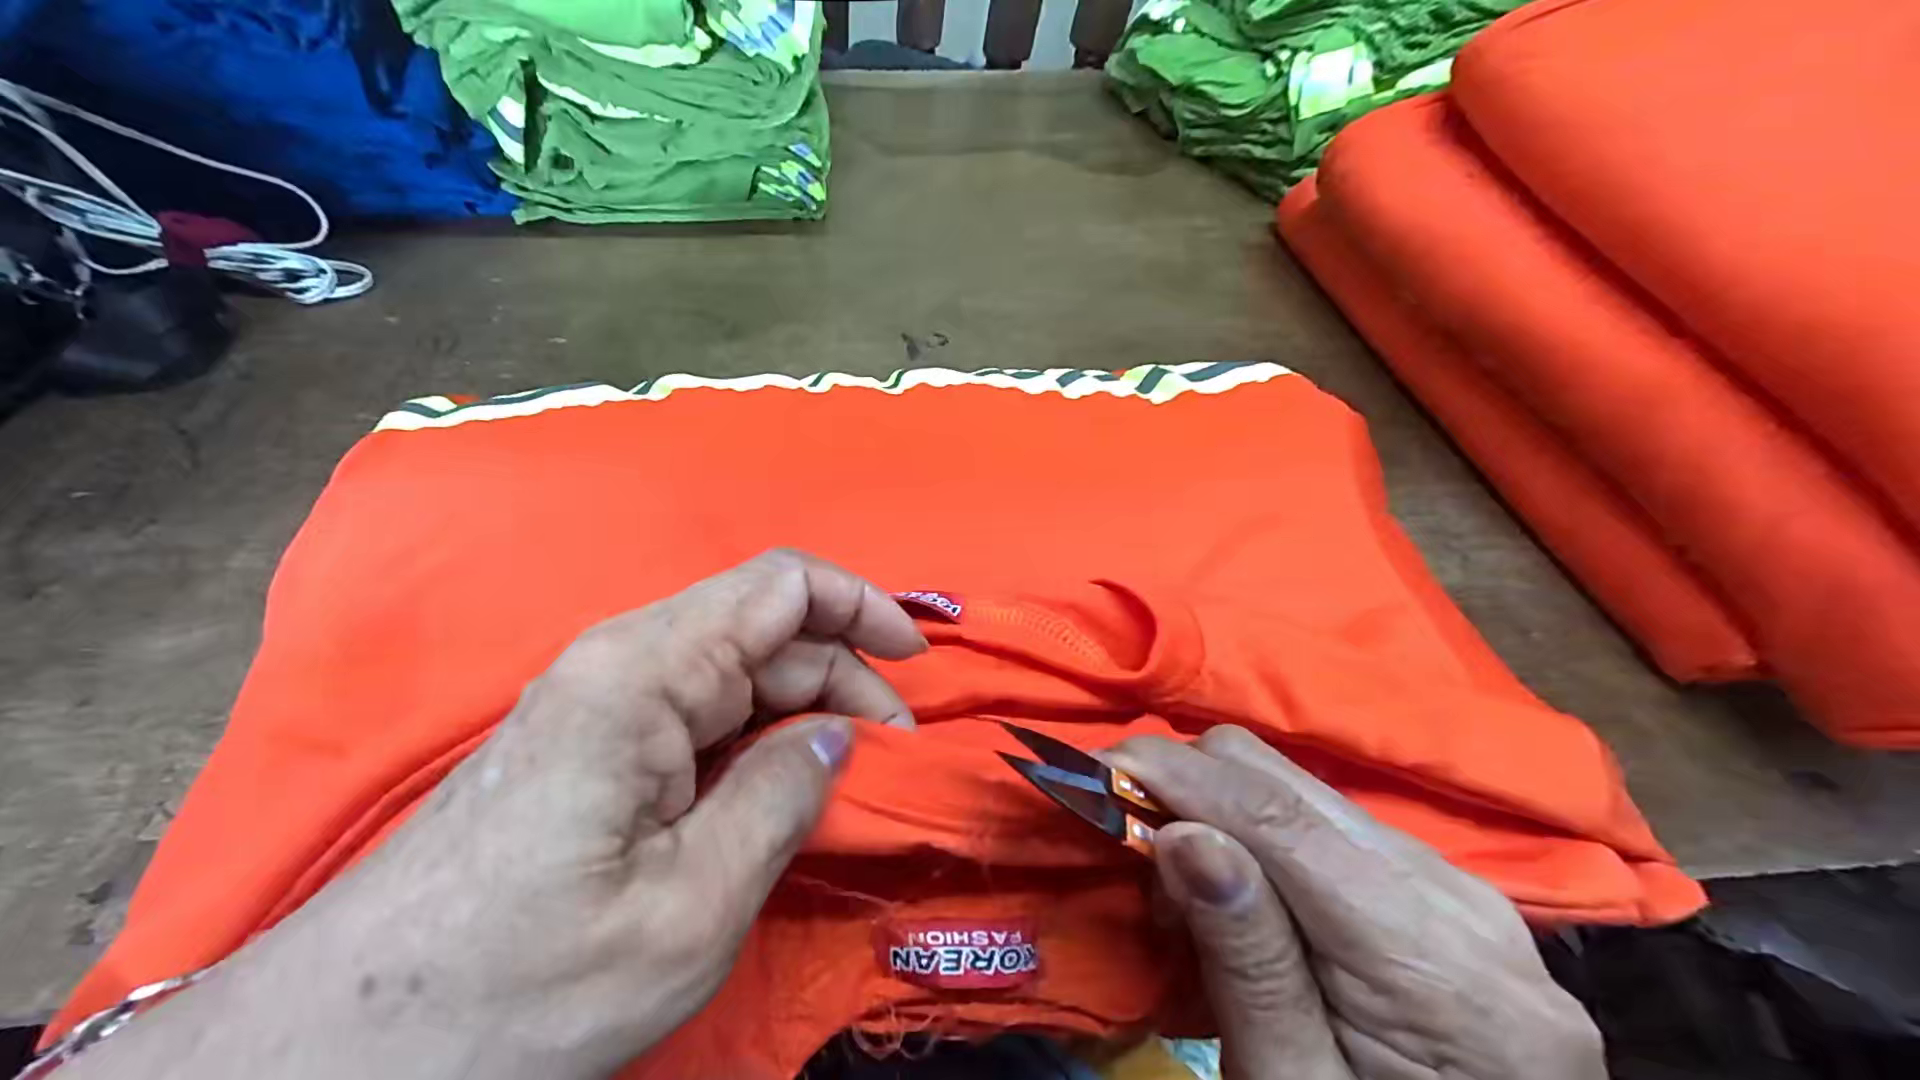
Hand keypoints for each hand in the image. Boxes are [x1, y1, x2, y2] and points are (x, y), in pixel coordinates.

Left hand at [64, 550, 926, 1079]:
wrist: (341, 1050)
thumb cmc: (521, 984)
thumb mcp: (687, 907)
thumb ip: (781, 801)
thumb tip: (840, 737)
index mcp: (645, 673)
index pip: (781, 587)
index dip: (861, 603)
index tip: (916, 653)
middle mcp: (626, 663)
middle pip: (768, 628)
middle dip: (845, 670)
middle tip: (894, 744)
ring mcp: (608, 699)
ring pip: (742, 669)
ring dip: (809, 703)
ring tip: (853, 765)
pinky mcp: (601, 739)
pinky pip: (708, 709)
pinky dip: (767, 729)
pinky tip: (787, 775)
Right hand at [1109, 727, 1604, 1079]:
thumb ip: (1250, 968)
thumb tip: (1179, 835)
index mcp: (1442, 972)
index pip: (1282, 823)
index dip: (1176, 777)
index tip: (1089, 765)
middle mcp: (1456, 898)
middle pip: (1285, 780)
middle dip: (1183, 783)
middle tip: (1115, 832)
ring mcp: (1450, 882)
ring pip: (1295, 784)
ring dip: (1209, 803)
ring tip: (1168, 874)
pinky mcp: (1428, 883)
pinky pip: (1315, 816)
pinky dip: (1247, 827)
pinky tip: (1227, 882)